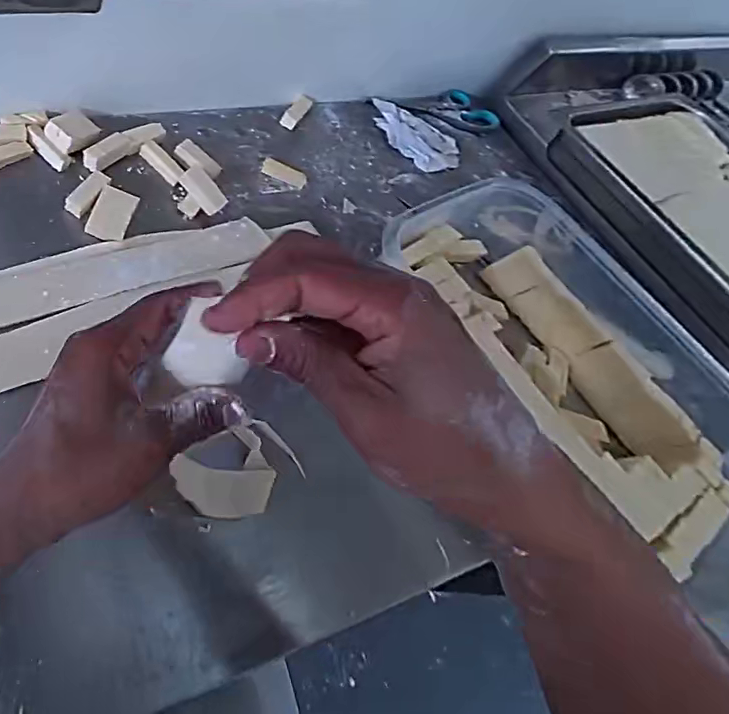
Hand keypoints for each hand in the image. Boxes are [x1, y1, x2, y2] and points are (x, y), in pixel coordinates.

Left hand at [0, 283, 239, 548]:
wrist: (23, 502)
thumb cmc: (80, 467)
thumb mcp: (146, 443)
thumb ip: (195, 417)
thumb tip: (238, 404)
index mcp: (101, 346)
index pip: (153, 306)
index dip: (190, 298)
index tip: (224, 296)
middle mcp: (90, 346)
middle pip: (145, 321)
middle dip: (186, 323)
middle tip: (227, 330)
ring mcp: (82, 366)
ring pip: (136, 343)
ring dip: (171, 346)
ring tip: (213, 354)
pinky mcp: (82, 387)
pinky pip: (126, 362)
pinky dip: (154, 365)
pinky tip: (179, 383)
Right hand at [202, 232, 543, 527]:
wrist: (514, 476)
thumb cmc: (445, 455)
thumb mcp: (367, 417)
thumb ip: (307, 364)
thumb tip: (248, 336)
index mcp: (394, 304)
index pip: (308, 277)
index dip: (255, 295)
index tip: (214, 322)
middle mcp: (395, 285)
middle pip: (312, 253)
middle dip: (262, 279)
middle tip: (227, 320)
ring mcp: (396, 296)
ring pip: (322, 265)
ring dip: (278, 287)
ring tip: (245, 325)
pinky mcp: (394, 314)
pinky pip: (336, 292)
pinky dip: (300, 303)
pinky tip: (280, 330)